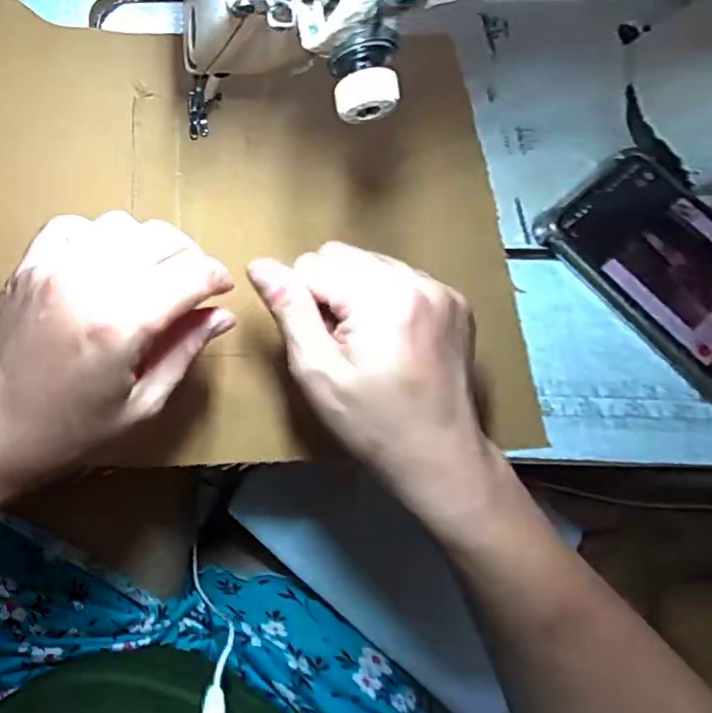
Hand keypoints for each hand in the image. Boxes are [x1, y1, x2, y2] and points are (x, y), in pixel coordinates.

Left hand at [0, 212, 235, 502]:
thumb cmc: (67, 433)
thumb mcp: (140, 405)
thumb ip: (183, 352)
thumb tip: (220, 316)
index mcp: (121, 322)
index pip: (190, 272)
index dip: (216, 278)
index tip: (220, 292)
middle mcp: (88, 281)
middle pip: (160, 239)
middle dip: (188, 258)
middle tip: (191, 287)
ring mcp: (53, 267)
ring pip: (120, 224)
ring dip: (145, 245)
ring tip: (148, 277)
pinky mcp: (28, 265)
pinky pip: (73, 225)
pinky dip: (98, 237)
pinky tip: (103, 265)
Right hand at [247, 243, 516, 531]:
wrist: (439, 457)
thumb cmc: (369, 422)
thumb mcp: (315, 369)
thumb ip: (288, 309)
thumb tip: (258, 265)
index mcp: (383, 296)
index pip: (310, 265)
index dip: (300, 303)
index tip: (319, 343)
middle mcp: (417, 280)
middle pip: (339, 255)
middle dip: (325, 291)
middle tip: (336, 342)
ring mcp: (441, 289)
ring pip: (366, 263)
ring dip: (351, 293)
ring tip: (362, 342)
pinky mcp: (453, 301)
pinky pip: (396, 277)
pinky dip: (379, 299)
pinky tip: (386, 339)